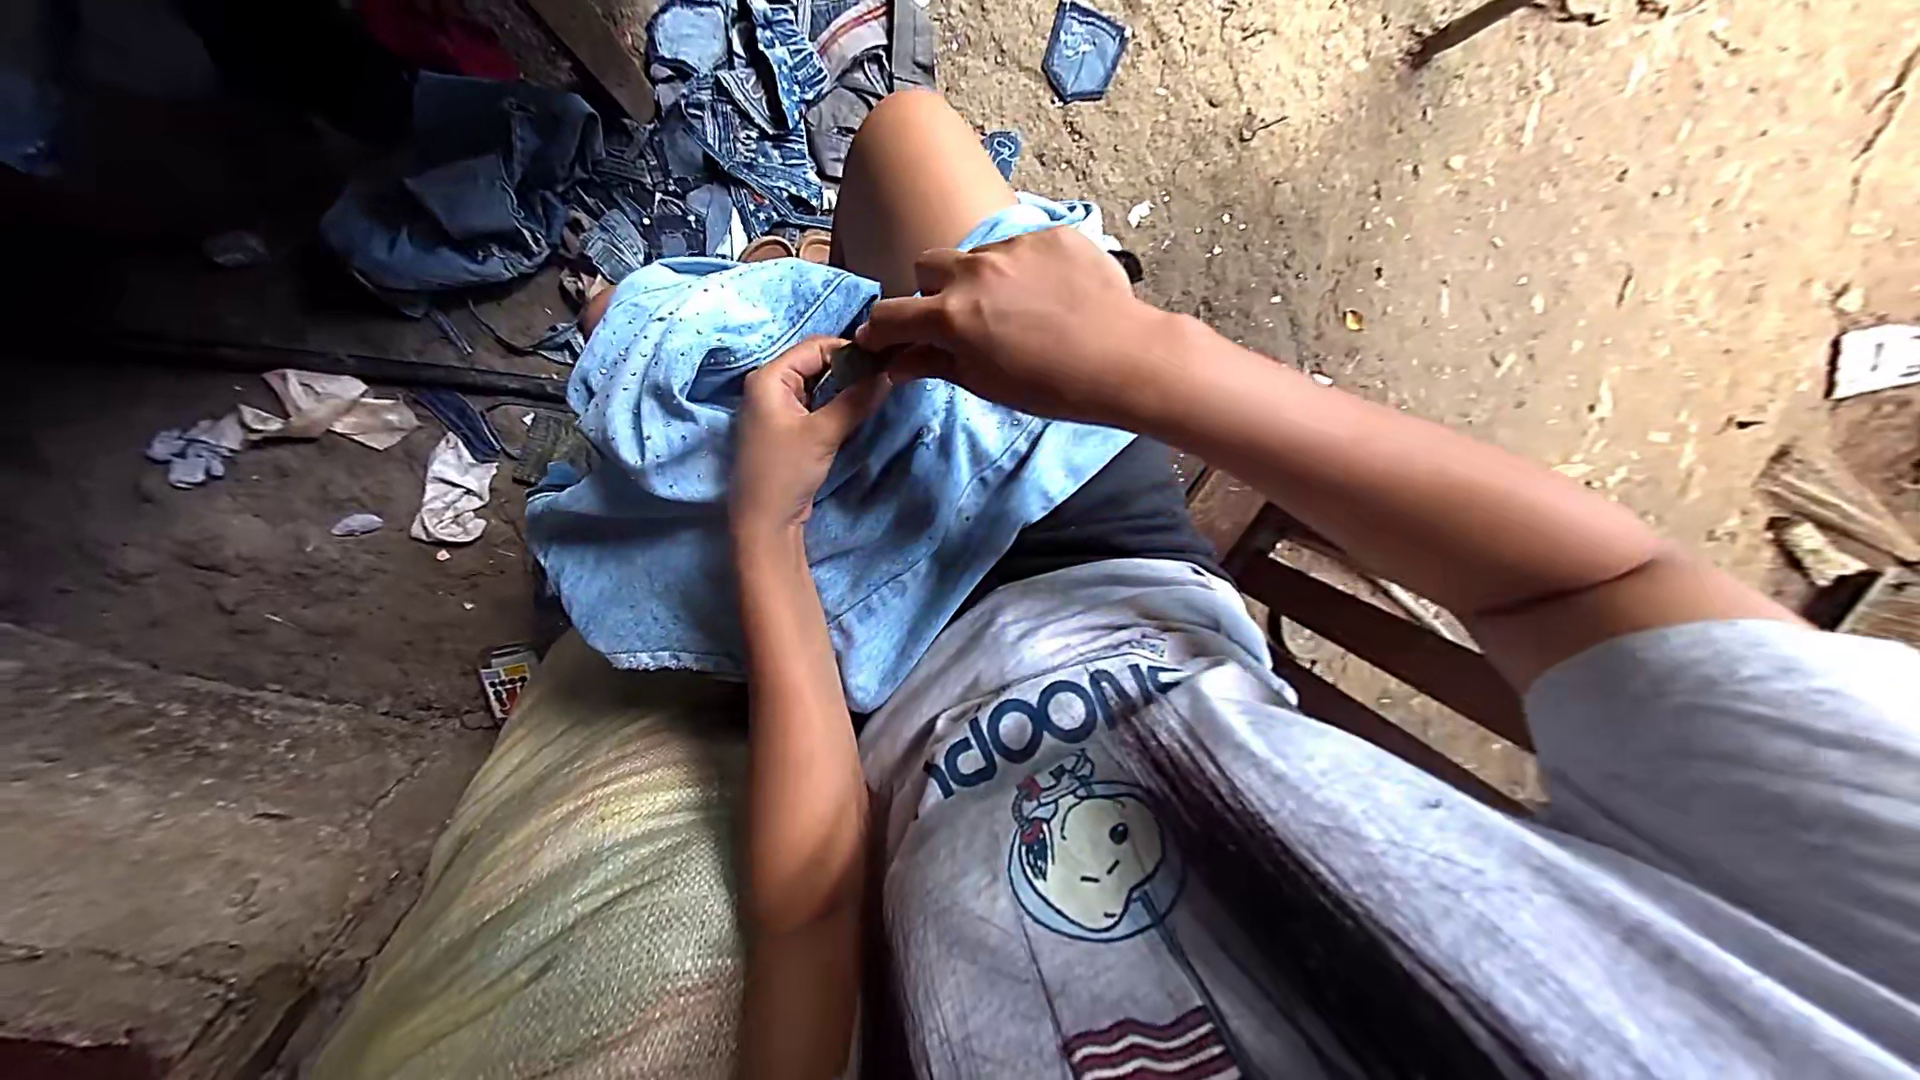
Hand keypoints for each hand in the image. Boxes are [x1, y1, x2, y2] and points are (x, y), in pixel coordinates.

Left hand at [731, 337, 889, 541]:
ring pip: (818, 385)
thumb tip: (889, 374)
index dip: (851, 351)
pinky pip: (815, 404)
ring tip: (876, 392)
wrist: (765, 520)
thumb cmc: (787, 471)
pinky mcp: (788, 428)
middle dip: (850, 370)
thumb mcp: (824, 433)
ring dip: (845, 388)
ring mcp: (777, 408)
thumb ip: (856, 400)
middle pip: (817, 363)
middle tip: (884, 378)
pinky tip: (856, 411)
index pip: (816, 347)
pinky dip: (836, 404)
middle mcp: (769, 385)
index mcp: (769, 377)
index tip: (884, 362)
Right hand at [853, 225, 1181, 427]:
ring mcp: (1014, 247)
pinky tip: (1051, 294)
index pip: (890, 314)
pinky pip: (1020, 247)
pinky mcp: (1051, 234)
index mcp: (951, 316)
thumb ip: (936, 365)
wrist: (1123, 359)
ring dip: (978, 277)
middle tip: (959, 318)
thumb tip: (897, 364)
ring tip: (1016, 305)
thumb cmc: (1051, 387)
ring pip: (975, 254)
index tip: (885, 340)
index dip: (881, 330)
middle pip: (926, 266)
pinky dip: (1023, 269)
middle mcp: (974, 271)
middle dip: (931, 291)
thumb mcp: (986, 383)